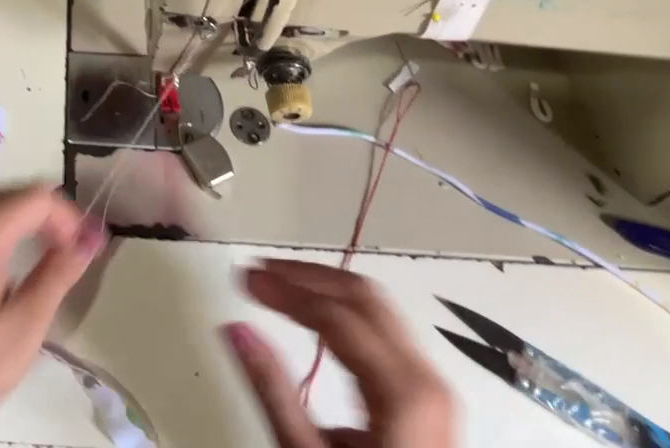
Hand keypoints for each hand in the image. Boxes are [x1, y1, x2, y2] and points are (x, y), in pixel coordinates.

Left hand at [0, 184, 105, 447]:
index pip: (42, 198)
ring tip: (59, 258)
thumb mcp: (24, 326)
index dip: (72, 219)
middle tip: (81, 255)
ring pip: (4, 201)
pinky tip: (23, 256)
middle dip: (56, 219)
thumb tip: (92, 239)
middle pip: (22, 194)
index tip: (91, 250)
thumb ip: (59, 274)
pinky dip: (11, 225)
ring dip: (35, 222)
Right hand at [223, 260, 456, 447]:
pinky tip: (312, 317)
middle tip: (258, 272)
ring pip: (379, 310)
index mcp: (403, 394)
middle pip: (365, 298)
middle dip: (306, 277)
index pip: (336, 318)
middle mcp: (428, 380)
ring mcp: (435, 388)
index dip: (285, 291)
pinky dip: (344, 314)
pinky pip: (386, 333)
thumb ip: (272, 390)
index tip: (243, 279)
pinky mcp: (430, 399)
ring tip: (278, 285)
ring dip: (325, 289)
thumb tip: (234, 330)